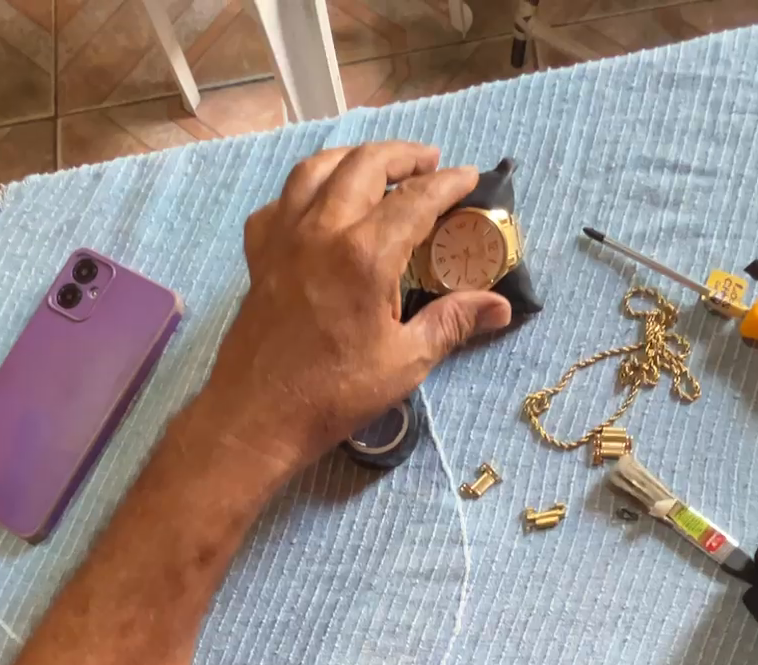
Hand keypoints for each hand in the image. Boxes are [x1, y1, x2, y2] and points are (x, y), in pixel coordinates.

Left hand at [186, 142, 512, 478]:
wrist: (257, 416)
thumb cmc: (334, 394)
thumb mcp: (404, 362)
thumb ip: (452, 323)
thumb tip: (500, 307)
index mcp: (364, 254)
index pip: (416, 199)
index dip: (448, 183)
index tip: (470, 177)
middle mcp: (321, 230)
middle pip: (364, 165)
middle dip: (402, 155)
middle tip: (428, 163)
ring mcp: (283, 238)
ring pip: (315, 169)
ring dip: (352, 158)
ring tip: (376, 167)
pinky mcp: (258, 256)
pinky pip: (280, 203)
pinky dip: (304, 192)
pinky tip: (317, 207)